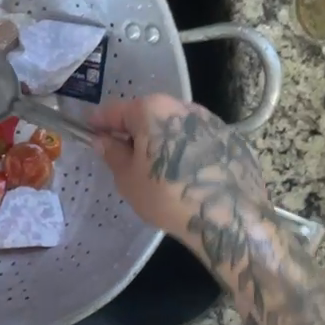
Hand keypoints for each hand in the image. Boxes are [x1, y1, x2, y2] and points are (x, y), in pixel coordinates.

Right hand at [89, 94, 270, 242]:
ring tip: (158, 168)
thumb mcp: (128, 179)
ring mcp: (212, 121)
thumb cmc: (167, 197)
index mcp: (152, 110)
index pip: (116, 110)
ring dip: (164, 140)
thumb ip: (113, 154)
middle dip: (135, 130)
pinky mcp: (233, 139)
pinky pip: (200, 140)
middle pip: (149, 114)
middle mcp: (183, 107)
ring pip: (176, 126)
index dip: (100, 122)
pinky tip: (187, 175)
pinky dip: (188, 150)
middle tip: (124, 154)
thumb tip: (103, 141)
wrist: (229, 218)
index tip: (91, 131)